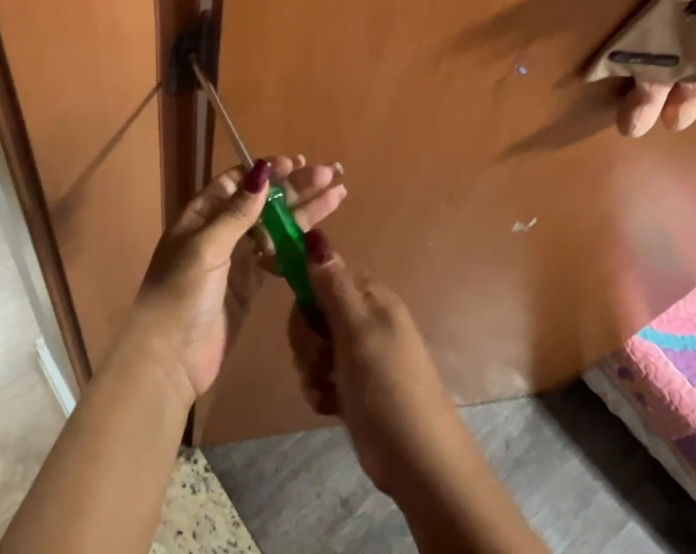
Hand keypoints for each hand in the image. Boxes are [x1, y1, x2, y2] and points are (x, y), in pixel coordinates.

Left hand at [123, 156, 347, 406]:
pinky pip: (278, 257)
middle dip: (296, 188)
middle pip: (263, 203)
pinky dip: (298, 245)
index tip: (297, 162)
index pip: (237, 183)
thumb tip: (263, 171)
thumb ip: (237, 212)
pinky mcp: (249, 286)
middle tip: (331, 174)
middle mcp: (219, 232)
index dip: (267, 172)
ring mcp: (236, 260)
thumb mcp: (206, 247)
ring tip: (339, 195)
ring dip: (304, 212)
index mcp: (201, 216)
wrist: (170, 357)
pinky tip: (320, 234)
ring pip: (275, 228)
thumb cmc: (181, 294)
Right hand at [288, 244, 463, 494]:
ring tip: (327, 386)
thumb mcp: (357, 330)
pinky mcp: (352, 386)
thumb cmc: (387, 385)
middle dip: (306, 334)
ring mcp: (359, 355)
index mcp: (372, 299)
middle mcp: (365, 321)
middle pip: (313, 309)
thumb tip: (315, 237)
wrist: (415, 458)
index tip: (279, 286)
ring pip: (312, 345)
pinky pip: (319, 375)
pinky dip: (319, 389)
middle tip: (319, 355)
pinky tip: (330, 405)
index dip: (303, 278)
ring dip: (311, 366)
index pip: (326, 270)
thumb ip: (333, 285)